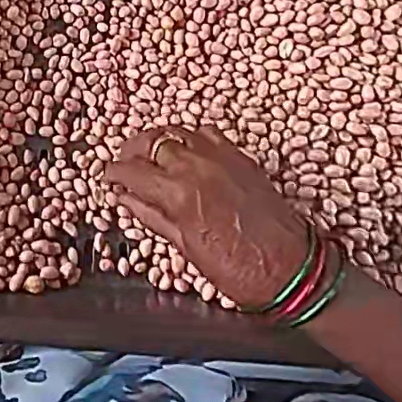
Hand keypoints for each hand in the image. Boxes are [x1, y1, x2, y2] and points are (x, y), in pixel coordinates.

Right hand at [104, 126, 314, 309]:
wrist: (293, 270)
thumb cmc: (239, 270)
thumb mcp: (185, 247)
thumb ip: (151, 215)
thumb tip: (124, 199)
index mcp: (177, 193)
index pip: (131, 171)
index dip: (114, 172)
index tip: (108, 177)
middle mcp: (196, 167)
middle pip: (150, 142)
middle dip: (131, 151)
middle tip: (124, 163)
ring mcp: (220, 158)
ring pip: (176, 131)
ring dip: (157, 140)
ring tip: (149, 153)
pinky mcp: (240, 158)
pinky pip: (206, 134)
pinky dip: (190, 138)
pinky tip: (186, 150)